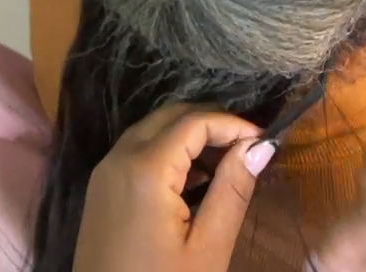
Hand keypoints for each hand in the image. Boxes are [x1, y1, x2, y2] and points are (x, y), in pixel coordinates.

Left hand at [73, 103, 275, 271]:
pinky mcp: (101, 188)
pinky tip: (194, 178)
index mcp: (145, 166)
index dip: (231, 123)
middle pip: (170, 116)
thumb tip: (259, 146)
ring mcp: (105, 170)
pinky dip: (167, 151)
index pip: (194, 121)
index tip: (265, 140)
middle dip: (211, 122)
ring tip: (228, 161)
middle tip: (249, 146)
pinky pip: (137, 150)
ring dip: (189, 135)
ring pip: (152, 129)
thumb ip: (232, 191)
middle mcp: (119, 155)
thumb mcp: (207, 249)